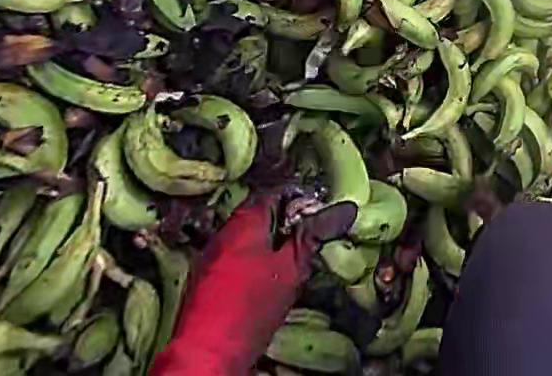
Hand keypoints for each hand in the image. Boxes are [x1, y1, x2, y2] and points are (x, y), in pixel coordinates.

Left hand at [148, 188, 357, 375]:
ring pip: (247, 238)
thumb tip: (348, 208)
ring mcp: (210, 257)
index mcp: (245, 220)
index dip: (300, 199)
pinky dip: (252, 262)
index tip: (318, 213)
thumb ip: (316, 234)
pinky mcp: (203, 282)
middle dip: (285, 223)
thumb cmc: (251, 306)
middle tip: (308, 239)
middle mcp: (224, 231)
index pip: (276, 192)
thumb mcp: (292, 268)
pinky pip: (234, 258)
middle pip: (260, 214)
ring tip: (290, 262)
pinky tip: (264, 282)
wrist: (203, 359)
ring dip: (268, 244)